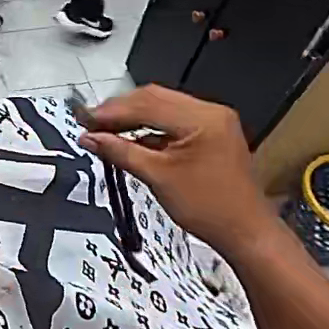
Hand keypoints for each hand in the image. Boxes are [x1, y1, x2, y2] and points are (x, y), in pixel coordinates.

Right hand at [77, 85, 278, 253]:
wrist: (244, 231)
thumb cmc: (206, 208)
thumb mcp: (157, 178)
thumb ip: (120, 151)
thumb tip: (88, 138)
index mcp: (201, 118)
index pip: (146, 103)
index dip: (111, 111)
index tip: (84, 120)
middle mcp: (209, 110)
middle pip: (154, 98)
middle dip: (120, 110)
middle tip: (90, 124)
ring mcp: (212, 120)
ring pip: (163, 107)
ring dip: (133, 117)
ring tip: (105, 131)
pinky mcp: (211, 131)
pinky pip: (174, 120)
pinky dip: (150, 127)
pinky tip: (129, 138)